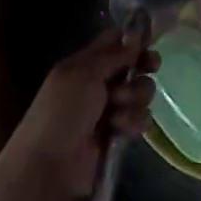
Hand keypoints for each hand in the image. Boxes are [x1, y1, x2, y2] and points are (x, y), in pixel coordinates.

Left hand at [9, 27, 157, 192]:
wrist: (50, 166)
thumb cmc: (61, 113)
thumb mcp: (84, 75)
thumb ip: (114, 54)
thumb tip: (137, 34)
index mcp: (85, 64)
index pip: (114, 40)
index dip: (134, 38)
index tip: (151, 41)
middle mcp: (99, 82)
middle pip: (134, 64)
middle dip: (143, 67)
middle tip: (150, 68)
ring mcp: (110, 107)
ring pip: (141, 91)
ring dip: (135, 99)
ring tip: (117, 113)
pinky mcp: (119, 131)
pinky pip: (140, 117)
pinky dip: (133, 121)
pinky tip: (120, 130)